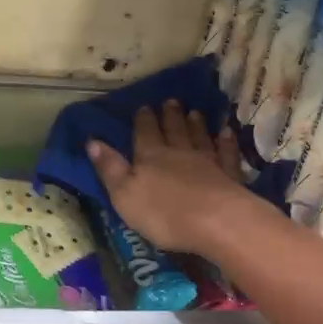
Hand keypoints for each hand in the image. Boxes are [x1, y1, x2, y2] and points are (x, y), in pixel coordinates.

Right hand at [87, 100, 267, 254]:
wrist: (217, 222)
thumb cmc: (164, 213)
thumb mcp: (124, 194)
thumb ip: (110, 168)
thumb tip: (92, 141)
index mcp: (150, 157)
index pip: (144, 133)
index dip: (143, 120)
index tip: (144, 107)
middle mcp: (178, 153)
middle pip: (173, 130)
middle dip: (170, 116)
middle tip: (171, 101)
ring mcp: (207, 162)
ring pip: (199, 137)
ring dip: (196, 124)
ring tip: (194, 112)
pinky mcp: (230, 175)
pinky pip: (227, 154)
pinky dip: (227, 142)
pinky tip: (227, 133)